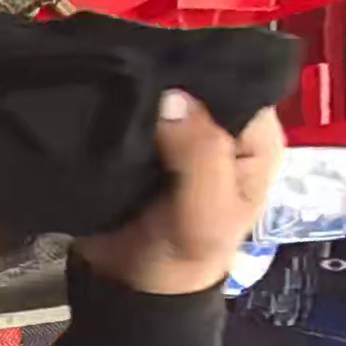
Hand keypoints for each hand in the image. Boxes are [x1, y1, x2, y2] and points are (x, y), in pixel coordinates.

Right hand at [75, 89, 284, 294]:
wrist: (130, 287)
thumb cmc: (183, 254)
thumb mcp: (207, 211)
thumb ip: (200, 155)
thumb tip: (172, 97)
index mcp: (252, 137)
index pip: (234, 80)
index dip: (202, 68)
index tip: (160, 58)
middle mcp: (216, 129)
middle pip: (191, 83)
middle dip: (160, 77)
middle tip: (122, 68)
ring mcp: (172, 137)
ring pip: (155, 98)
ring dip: (130, 94)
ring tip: (103, 81)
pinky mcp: (135, 147)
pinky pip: (124, 118)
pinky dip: (111, 113)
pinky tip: (94, 103)